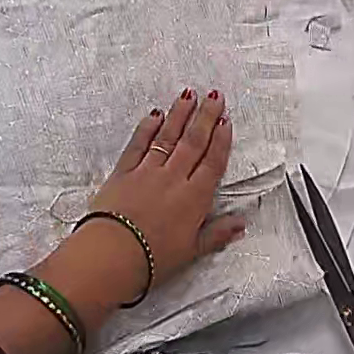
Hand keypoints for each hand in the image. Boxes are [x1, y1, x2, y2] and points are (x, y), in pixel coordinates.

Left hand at [0, 91, 245, 353]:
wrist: (111, 255)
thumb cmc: (152, 259)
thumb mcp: (192, 251)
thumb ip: (217, 233)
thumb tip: (241, 224)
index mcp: (194, 198)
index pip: (213, 162)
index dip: (221, 140)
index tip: (226, 121)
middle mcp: (174, 179)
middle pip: (194, 142)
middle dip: (206, 117)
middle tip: (214, 96)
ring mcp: (148, 172)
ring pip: (168, 136)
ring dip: (180, 114)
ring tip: (189, 94)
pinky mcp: (123, 172)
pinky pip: (138, 144)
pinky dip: (148, 127)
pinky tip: (155, 114)